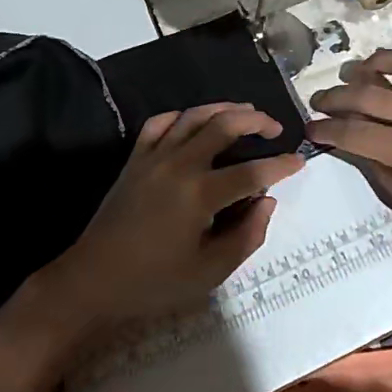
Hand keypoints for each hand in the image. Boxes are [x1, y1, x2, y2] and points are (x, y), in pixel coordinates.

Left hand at [55, 103, 303, 323]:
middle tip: (275, 128)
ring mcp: (153, 158)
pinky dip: (183, 115)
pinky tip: (196, 121)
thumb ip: (247, 235)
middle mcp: (179, 166)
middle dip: (256, 120)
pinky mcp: (134, 159)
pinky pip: (160, 122)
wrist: (92, 281)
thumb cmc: (154, 282)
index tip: (299, 161)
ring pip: (194, 115)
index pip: (252, 172)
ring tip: (246, 112)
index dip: (281, 165)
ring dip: (225, 109)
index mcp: (200, 196)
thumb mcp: (210, 272)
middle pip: (224, 125)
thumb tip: (267, 201)